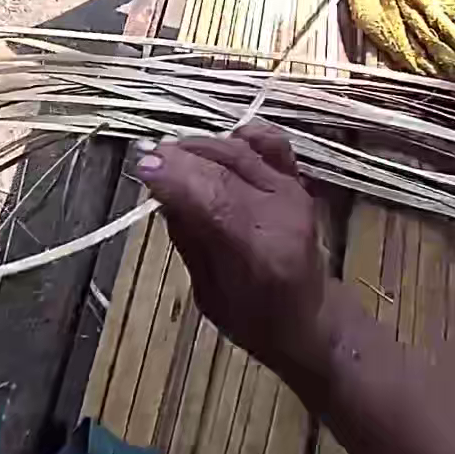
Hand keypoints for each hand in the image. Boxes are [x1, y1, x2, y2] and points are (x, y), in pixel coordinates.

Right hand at [135, 123, 331, 378]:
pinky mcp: (298, 180)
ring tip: (172, 150)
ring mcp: (294, 193)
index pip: (216, 201)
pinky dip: (245, 134)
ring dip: (202, 144)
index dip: (178, 178)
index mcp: (262, 256)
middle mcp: (283, 215)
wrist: (311, 318)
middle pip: (228, 169)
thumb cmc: (255, 320)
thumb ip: (190, 240)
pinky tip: (222, 138)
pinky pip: (273, 143)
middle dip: (182, 157)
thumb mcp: (209, 294)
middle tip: (149, 155)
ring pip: (243, 150)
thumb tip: (163, 193)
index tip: (143, 167)